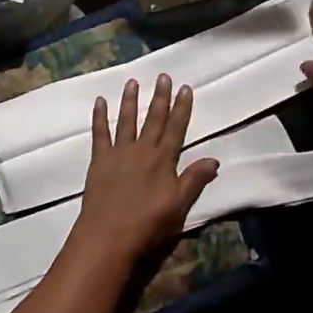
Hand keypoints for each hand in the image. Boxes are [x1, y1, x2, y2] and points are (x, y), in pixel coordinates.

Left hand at [69, 74, 219, 264]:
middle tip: (163, 76)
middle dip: (160, 97)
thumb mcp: (179, 205)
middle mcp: (142, 150)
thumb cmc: (148, 224)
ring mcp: (119, 153)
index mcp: (164, 160)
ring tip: (133, 82)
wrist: (109, 235)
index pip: (176, 128)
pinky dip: (99, 116)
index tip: (185, 88)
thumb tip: (214, 160)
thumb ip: (194, 180)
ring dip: (131, 100)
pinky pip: (99, 133)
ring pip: (127, 120)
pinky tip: (100, 101)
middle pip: (154, 119)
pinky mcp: (99, 160)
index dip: (182, 108)